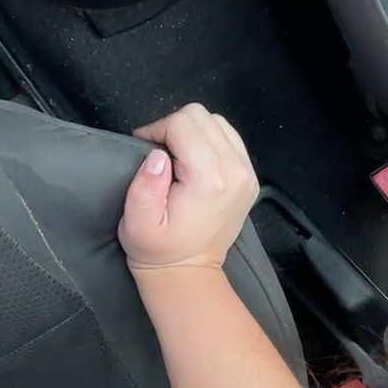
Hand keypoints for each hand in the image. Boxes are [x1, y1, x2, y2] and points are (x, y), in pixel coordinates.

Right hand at [119, 104, 259, 273]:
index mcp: (208, 180)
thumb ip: (144, 187)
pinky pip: (229, 136)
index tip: (144, 149)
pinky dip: (207, 138)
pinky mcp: (249, 176)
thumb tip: (157, 155)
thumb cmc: (157, 249)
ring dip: (191, 131)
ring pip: (216, 121)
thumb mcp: (137, 224)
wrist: (189, 271)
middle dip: (173, 126)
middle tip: (158, 152)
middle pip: (200, 116)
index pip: (182, 124)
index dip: (155, 130)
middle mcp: (235, 170)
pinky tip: (193, 159)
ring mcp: (247, 173)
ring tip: (176, 155)